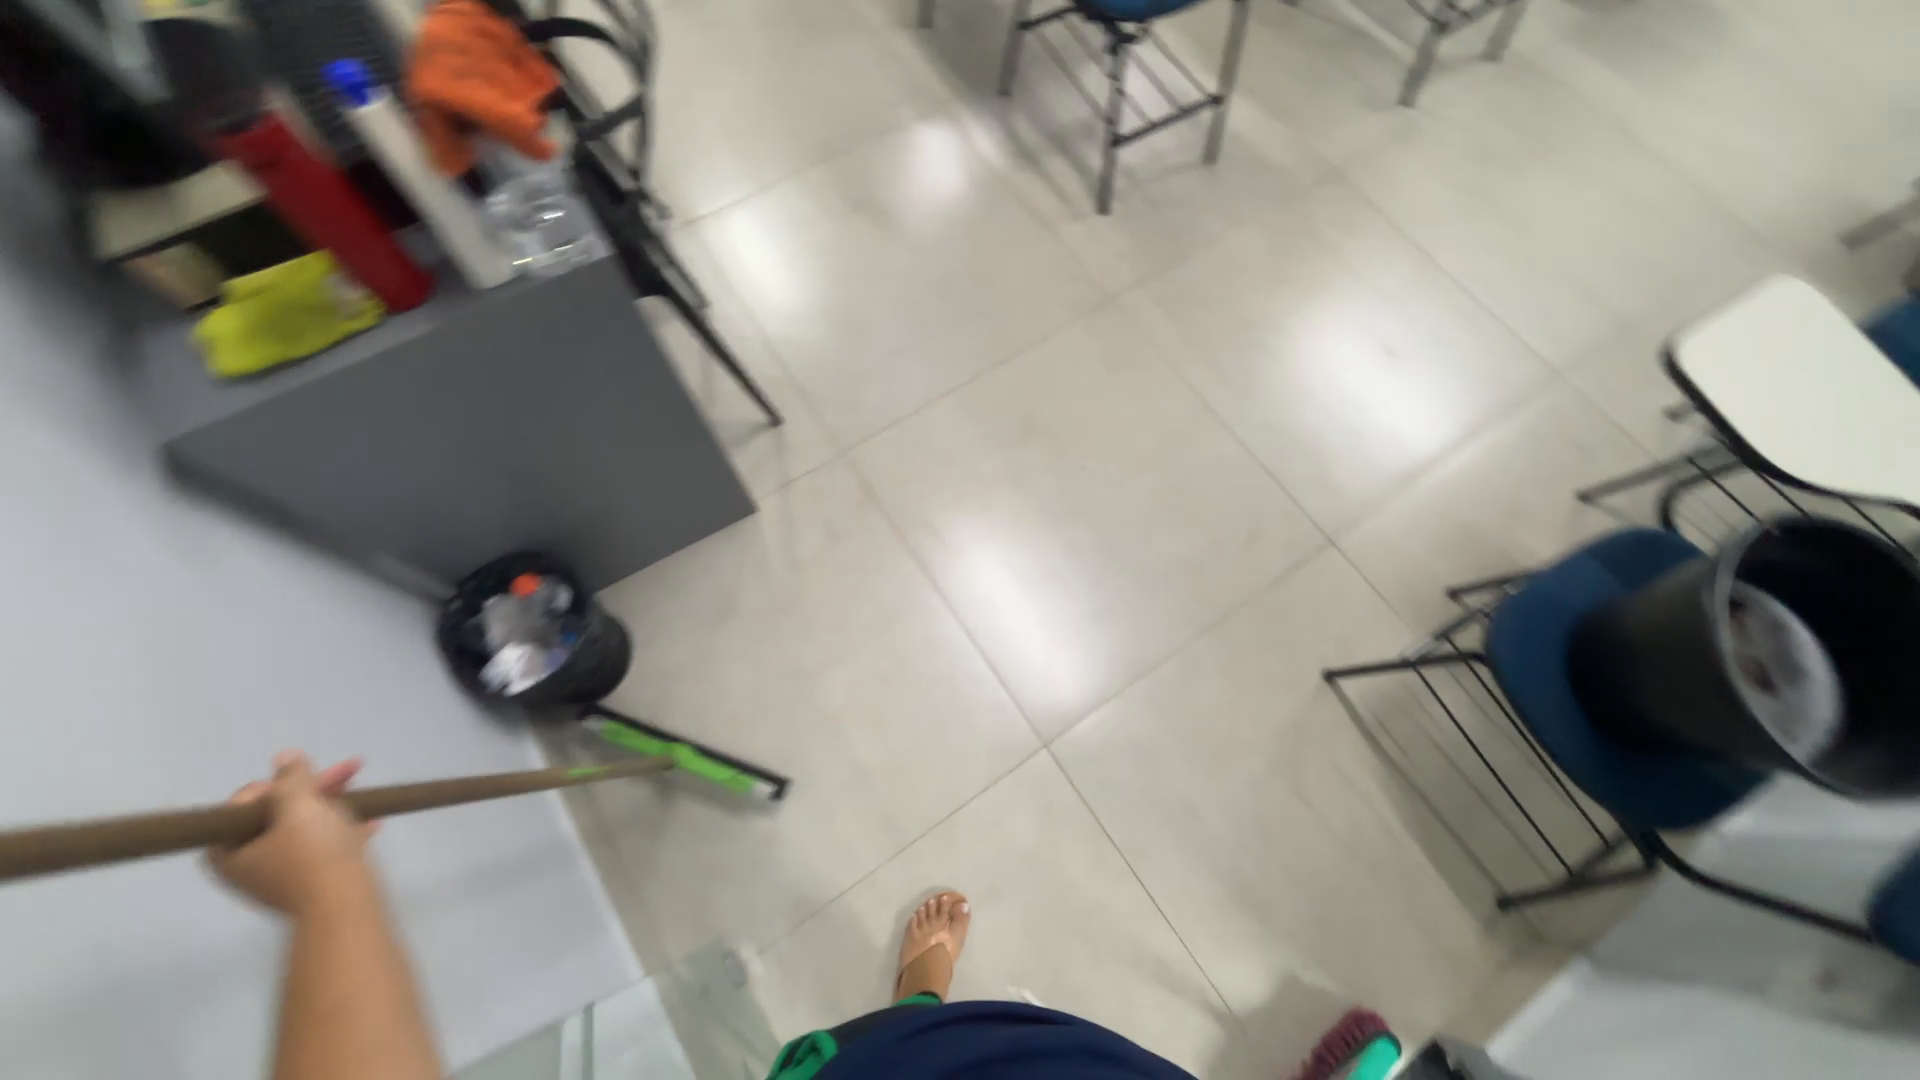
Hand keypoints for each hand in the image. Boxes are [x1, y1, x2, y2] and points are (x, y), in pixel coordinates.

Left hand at [209, 751, 377, 915]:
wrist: (343, 903)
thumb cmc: (314, 854)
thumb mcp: (301, 807)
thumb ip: (291, 780)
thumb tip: (285, 757)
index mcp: (228, 850)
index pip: (245, 803)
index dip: (279, 783)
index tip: (309, 776)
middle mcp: (246, 865)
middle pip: (279, 814)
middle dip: (317, 790)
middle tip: (352, 769)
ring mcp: (279, 875)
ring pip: (305, 828)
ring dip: (334, 806)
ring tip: (363, 792)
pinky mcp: (309, 882)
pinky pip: (322, 846)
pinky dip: (342, 830)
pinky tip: (372, 821)